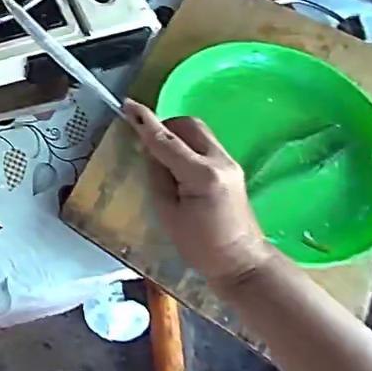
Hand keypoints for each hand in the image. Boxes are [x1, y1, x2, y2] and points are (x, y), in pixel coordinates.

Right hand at [125, 100, 278, 290]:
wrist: (243, 265)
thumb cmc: (201, 246)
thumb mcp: (168, 213)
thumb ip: (158, 176)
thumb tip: (150, 151)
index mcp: (201, 175)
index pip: (167, 141)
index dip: (145, 122)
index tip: (128, 105)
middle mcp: (219, 161)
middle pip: (188, 125)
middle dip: (165, 126)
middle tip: (148, 144)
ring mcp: (230, 163)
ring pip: (198, 131)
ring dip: (177, 135)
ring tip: (163, 157)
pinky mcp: (232, 167)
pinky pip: (204, 144)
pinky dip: (187, 145)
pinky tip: (178, 166)